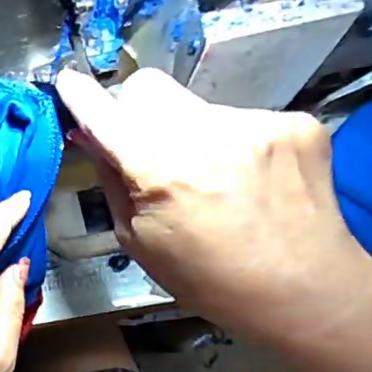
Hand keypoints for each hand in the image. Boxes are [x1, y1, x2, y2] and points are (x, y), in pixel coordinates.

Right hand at [54, 68, 371, 349]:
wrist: (304, 290)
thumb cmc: (209, 280)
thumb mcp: (139, 242)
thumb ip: (114, 182)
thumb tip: (94, 140)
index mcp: (161, 171)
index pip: (106, 114)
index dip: (80, 96)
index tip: (67, 81)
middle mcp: (207, 133)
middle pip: (148, 88)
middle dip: (135, 113)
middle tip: (146, 151)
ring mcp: (255, 122)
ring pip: (196, 106)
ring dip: (188, 133)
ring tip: (212, 182)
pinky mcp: (293, 122)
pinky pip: (239, 118)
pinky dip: (231, 143)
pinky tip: (247, 181)